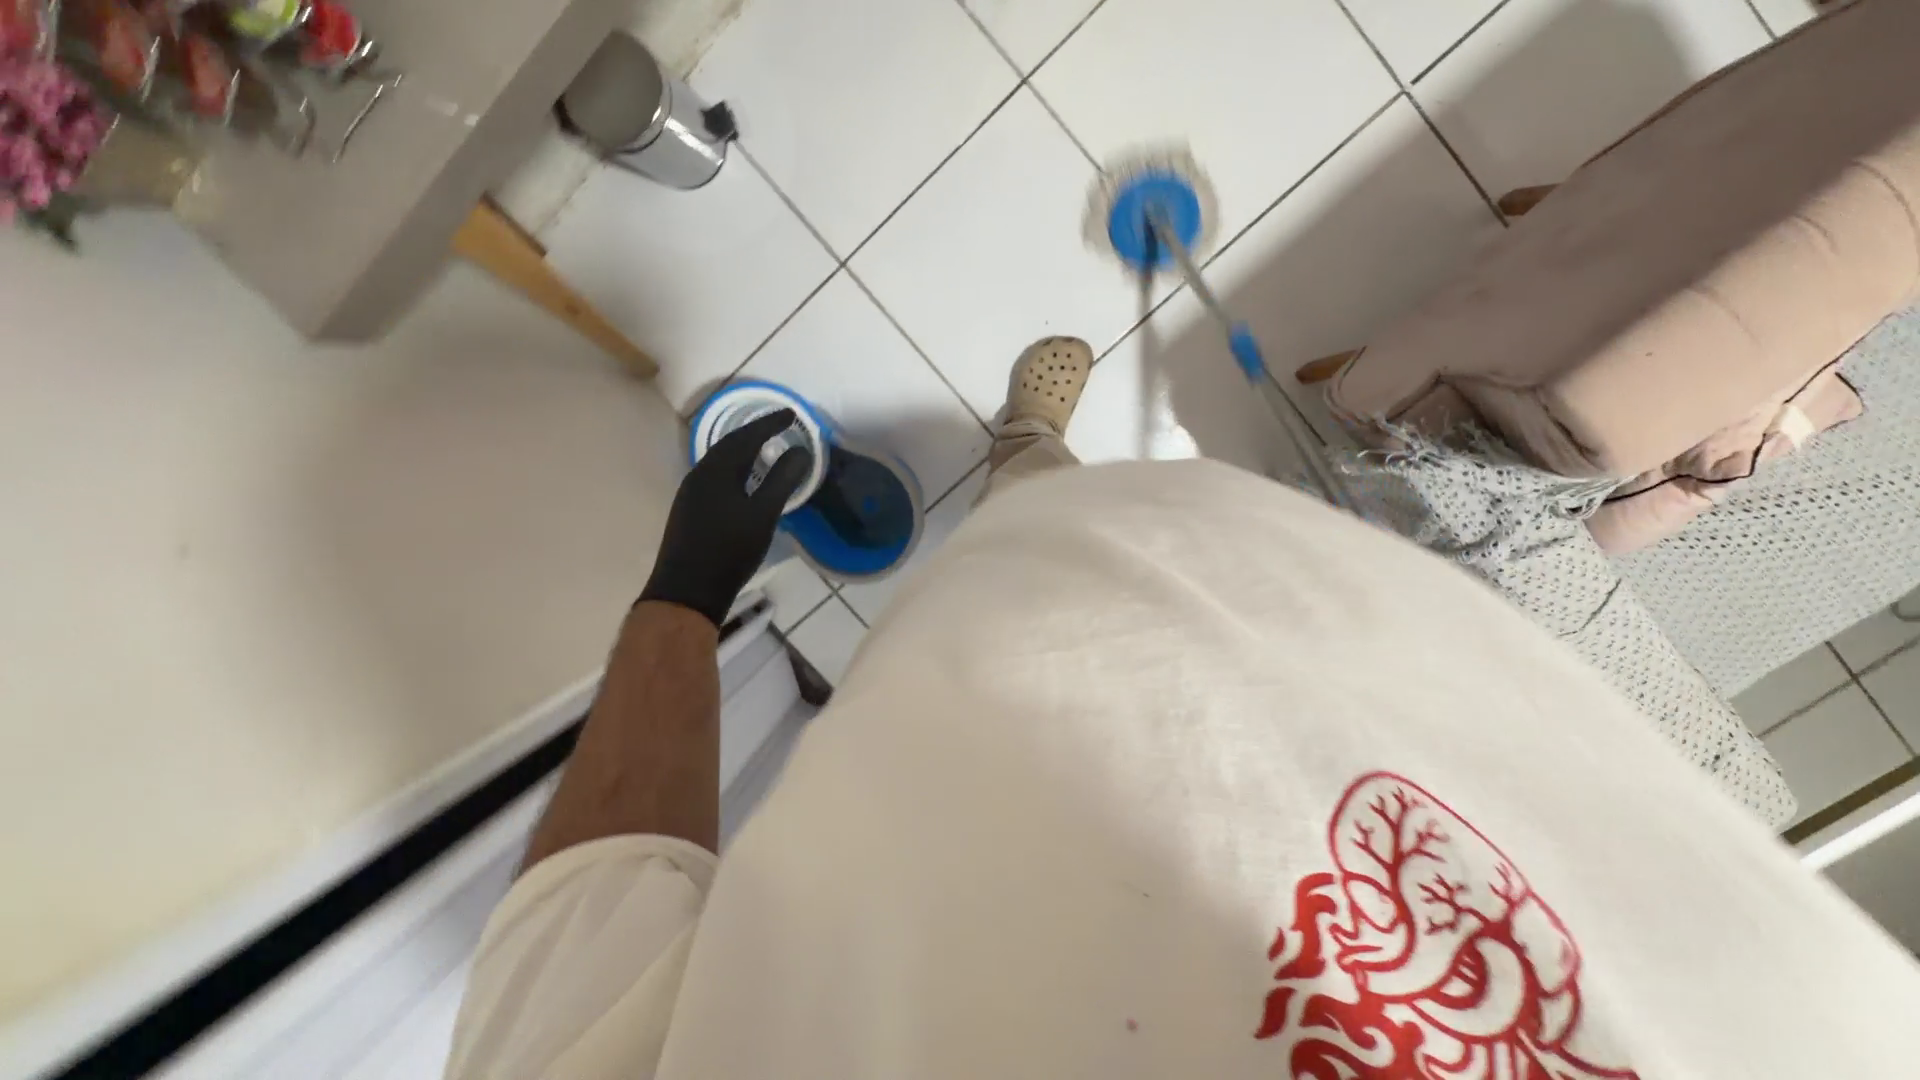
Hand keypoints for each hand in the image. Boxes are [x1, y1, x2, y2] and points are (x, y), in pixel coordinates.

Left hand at [639, 409, 812, 626]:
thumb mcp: (763, 514)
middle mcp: (700, 474)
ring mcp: (690, 493)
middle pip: (729, 444)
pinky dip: (734, 469)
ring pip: (720, 461)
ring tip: (764, 450)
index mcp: (717, 470)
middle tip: (779, 427)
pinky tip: (743, 482)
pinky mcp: (688, 510)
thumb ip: (782, 480)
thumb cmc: (730, 550)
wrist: (687, 589)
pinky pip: (714, 477)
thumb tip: (800, 450)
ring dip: (743, 451)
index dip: (770, 423)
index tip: (791, 414)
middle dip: (755, 433)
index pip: (747, 436)